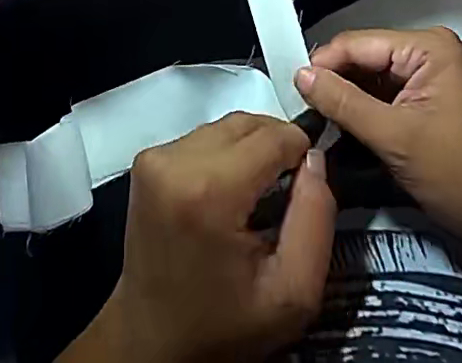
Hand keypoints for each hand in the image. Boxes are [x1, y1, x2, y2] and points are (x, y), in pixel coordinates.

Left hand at [69, 112, 335, 362]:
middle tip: (295, 180)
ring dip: (248, 147)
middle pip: (242, 125)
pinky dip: (222, 154)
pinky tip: (231, 189)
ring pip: (220, 128)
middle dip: (275, 142)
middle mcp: (174, 160)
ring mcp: (154, 157)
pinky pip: (198, 139)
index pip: (269, 137)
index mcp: (208, 189)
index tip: (315, 170)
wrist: (154, 336)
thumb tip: (316, 159)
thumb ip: (314, 218)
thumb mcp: (292, 291)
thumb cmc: (225, 323)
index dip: (300, 146)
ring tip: (264, 189)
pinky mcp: (144, 160)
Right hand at [294, 28, 461, 254]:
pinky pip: (383, 94)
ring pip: (368, 77)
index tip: (293, 94)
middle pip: (360, 58)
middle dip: (333, 83)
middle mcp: (428, 51)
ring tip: (320, 121)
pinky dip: (363, 110)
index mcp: (427, 47)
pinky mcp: (429, 98)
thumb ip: (343, 102)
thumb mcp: (395, 139)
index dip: (321, 66)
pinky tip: (346, 128)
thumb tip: (298, 74)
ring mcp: (430, 74)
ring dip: (346, 99)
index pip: (354, 44)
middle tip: (304, 111)